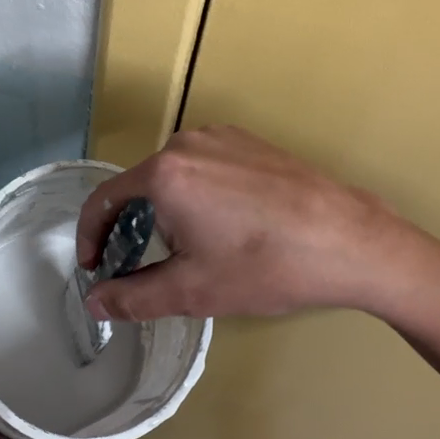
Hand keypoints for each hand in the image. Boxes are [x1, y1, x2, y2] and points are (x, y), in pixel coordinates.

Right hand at [75, 125, 413, 320]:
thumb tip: (95, 302)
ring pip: (176, 176)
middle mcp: (185, 142)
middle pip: (142, 187)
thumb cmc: (264, 265)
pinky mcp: (249, 140)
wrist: (347, 239)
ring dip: (173, 211)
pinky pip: (206, 166)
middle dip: (138, 228)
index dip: (92, 236)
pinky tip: (233, 226)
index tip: (95, 267)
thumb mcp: (192, 290)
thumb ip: (133, 296)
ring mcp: (220, 136)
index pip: (105, 199)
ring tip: (202, 251)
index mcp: (163, 173)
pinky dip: (202, 194)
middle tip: (154, 268)